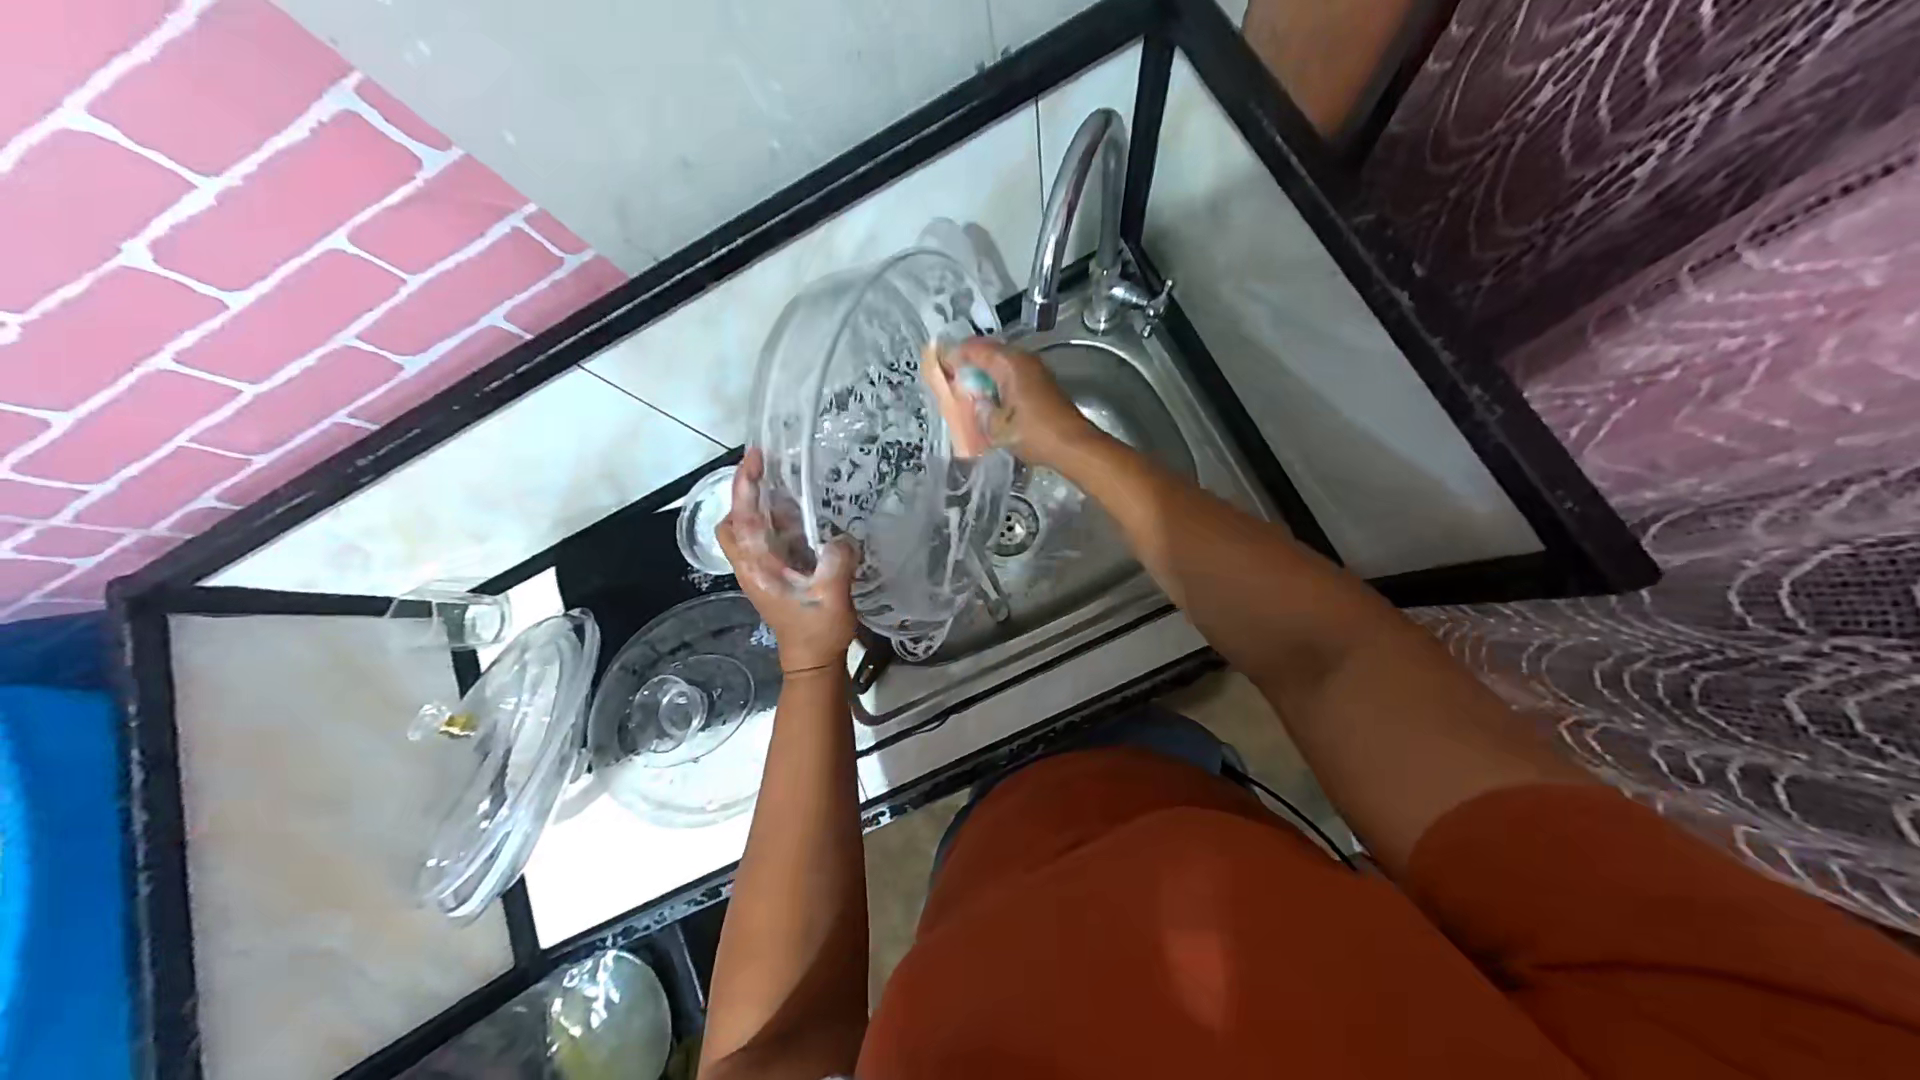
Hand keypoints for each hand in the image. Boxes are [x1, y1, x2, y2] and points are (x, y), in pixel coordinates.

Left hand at [716, 448, 858, 674]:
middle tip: (773, 471)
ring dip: (766, 504)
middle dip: (746, 493)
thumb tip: (841, 536)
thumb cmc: (818, 631)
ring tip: (793, 482)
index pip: (742, 518)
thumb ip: (836, 562)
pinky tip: (807, 513)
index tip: (756, 456)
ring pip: (754, 527)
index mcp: (757, 566)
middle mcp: (753, 563)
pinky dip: (783, 520)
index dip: (745, 485)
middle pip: (736, 520)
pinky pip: (773, 537)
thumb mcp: (832, 596)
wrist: (813, 661)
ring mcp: (764, 568)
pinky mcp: (778, 572)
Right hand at [945, 339, 1101, 468]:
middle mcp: (1022, 359)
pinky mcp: (1041, 384)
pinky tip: (989, 398)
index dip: (954, 355)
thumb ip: (979, 409)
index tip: (938, 366)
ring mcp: (1034, 370)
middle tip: (950, 378)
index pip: (974, 349)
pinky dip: (997, 382)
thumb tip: (974, 400)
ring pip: (1000, 363)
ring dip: (983, 373)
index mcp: (1009, 364)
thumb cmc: (1034, 434)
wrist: (1072, 446)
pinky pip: (1011, 375)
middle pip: (988, 352)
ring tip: (966, 389)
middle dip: (968, 363)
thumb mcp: (996, 427)